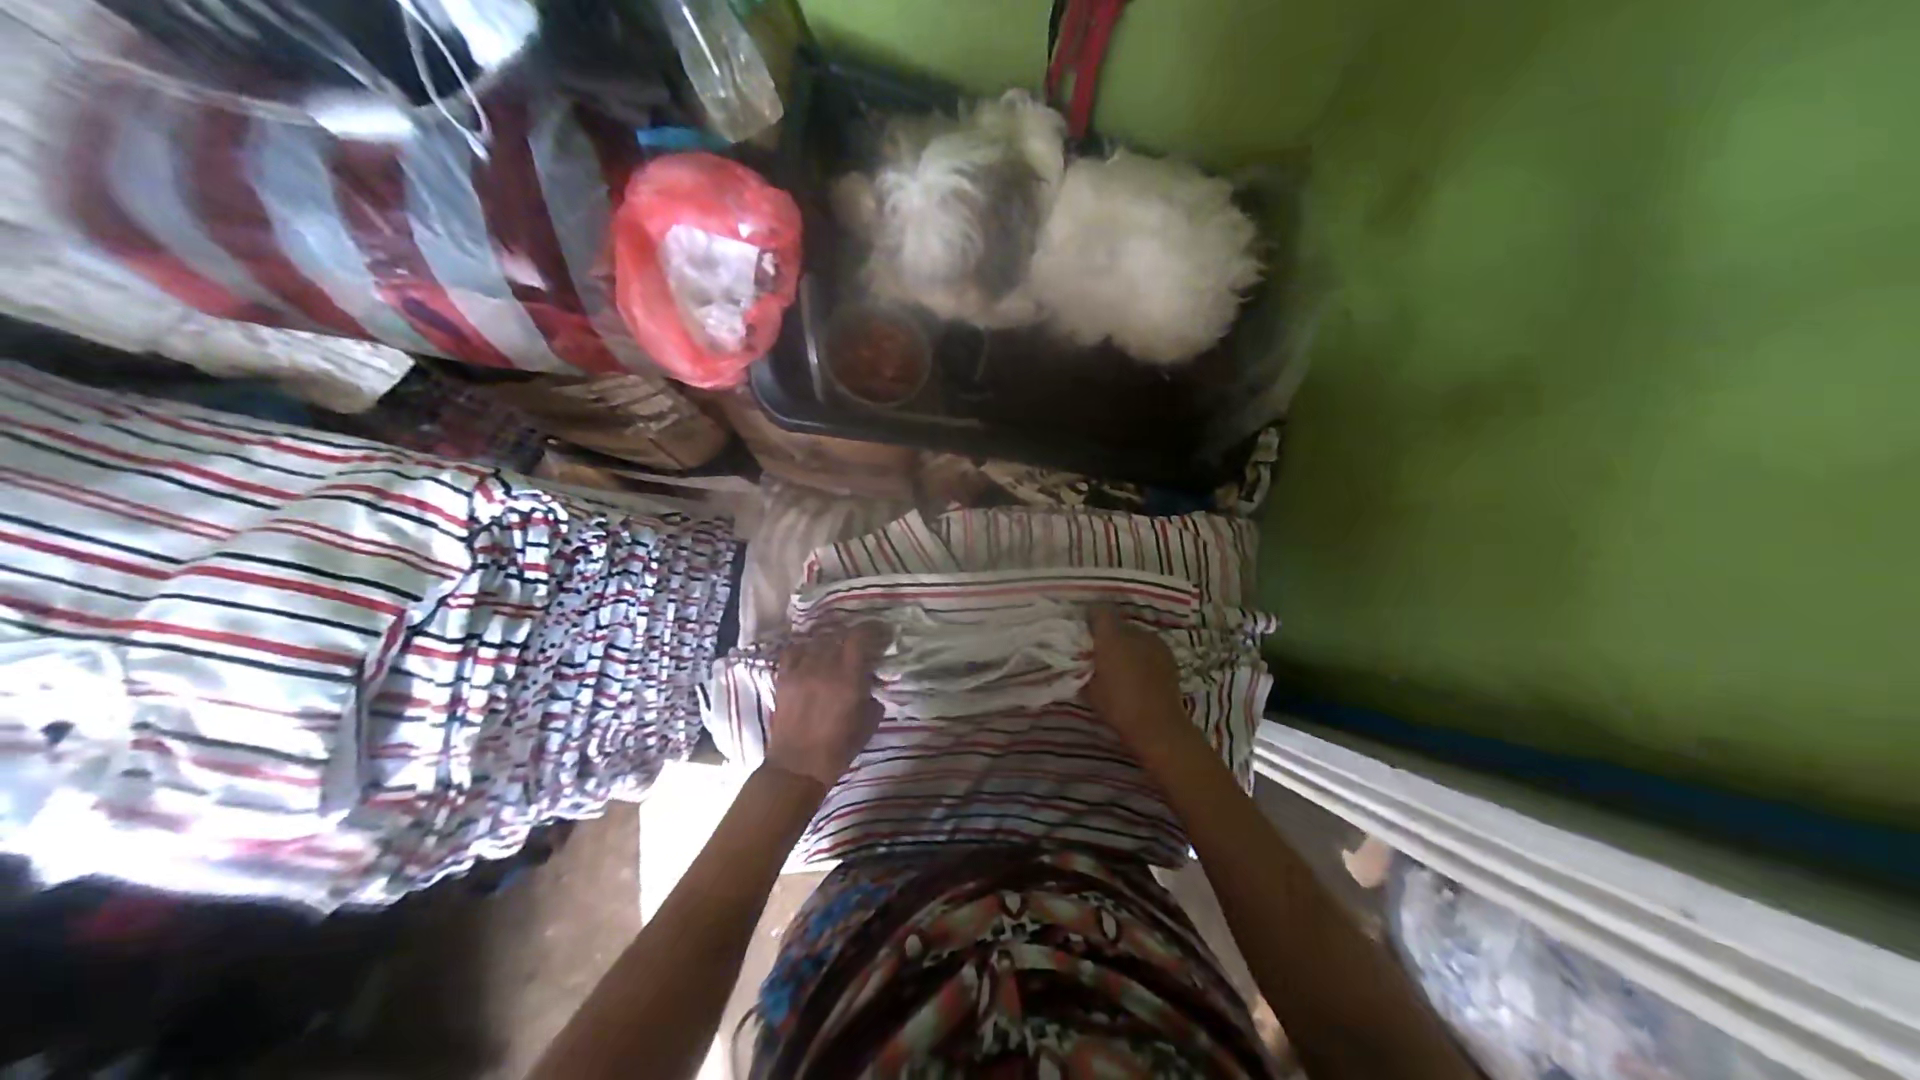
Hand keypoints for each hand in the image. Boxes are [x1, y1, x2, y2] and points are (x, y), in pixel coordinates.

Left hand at [766, 623, 887, 790]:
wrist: (798, 766)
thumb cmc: (838, 749)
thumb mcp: (869, 723)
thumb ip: (873, 697)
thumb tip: (872, 682)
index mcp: (848, 678)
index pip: (859, 637)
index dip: (872, 629)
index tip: (880, 631)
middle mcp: (823, 667)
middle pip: (838, 635)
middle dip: (852, 637)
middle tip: (859, 645)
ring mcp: (800, 670)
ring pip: (816, 641)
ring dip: (829, 642)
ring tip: (835, 650)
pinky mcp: (783, 678)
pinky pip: (793, 650)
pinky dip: (805, 649)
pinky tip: (810, 656)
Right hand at [1084, 607, 1193, 749]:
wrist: (1158, 725)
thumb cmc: (1118, 706)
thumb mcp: (1089, 688)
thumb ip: (1083, 667)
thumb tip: (1081, 659)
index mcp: (1111, 637)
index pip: (1099, 610)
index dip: (1091, 617)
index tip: (1084, 631)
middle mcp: (1134, 632)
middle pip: (1118, 623)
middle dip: (1109, 634)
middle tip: (1101, 652)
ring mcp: (1155, 642)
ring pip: (1135, 635)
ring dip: (1127, 643)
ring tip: (1122, 663)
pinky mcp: (1169, 654)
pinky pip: (1149, 646)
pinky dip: (1142, 653)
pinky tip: (1139, 671)